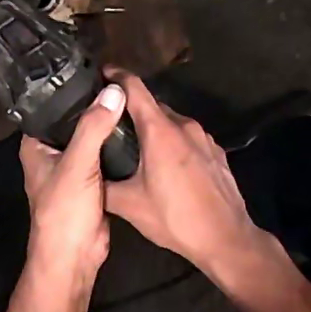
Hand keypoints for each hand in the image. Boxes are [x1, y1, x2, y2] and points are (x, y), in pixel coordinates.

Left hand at [18, 84, 126, 280]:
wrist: (75, 256)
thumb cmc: (64, 210)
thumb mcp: (77, 163)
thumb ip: (94, 127)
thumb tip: (115, 91)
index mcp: (36, 146)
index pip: (50, 107)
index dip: (70, 89)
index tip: (98, 69)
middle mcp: (52, 153)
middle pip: (75, 121)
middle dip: (96, 106)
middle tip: (123, 82)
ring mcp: (73, 168)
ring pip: (92, 139)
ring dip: (109, 126)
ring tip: (132, 100)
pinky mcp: (93, 182)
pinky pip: (106, 156)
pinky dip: (118, 146)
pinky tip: (136, 130)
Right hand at [102, 72, 282, 284]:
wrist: (226, 238)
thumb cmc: (175, 219)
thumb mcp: (129, 206)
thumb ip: (103, 184)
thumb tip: (85, 175)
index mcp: (160, 131)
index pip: (134, 88)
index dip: (116, 76)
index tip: (101, 73)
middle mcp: (184, 126)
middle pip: (152, 106)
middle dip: (130, 111)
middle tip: (109, 124)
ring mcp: (204, 138)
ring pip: (171, 123)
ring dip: (153, 130)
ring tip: (134, 147)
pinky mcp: (216, 153)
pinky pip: (188, 139)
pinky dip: (172, 143)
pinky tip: (164, 166)